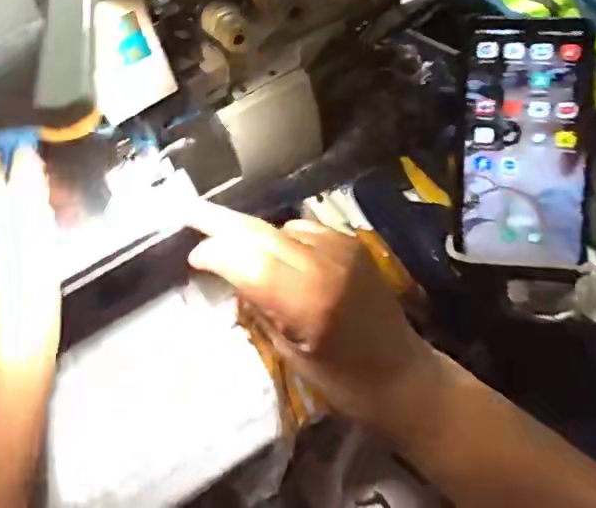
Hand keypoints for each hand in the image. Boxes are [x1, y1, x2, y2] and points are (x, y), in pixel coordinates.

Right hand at [183, 199, 442, 430]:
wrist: (404, 375)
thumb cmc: (345, 383)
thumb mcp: (291, 355)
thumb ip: (260, 307)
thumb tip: (229, 274)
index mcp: (309, 303)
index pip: (250, 264)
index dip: (217, 254)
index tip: (193, 256)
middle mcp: (325, 264)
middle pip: (262, 234)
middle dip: (223, 223)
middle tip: (191, 212)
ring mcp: (340, 247)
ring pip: (279, 228)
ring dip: (254, 234)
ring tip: (235, 245)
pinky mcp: (350, 241)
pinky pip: (302, 229)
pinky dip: (283, 238)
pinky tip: (278, 254)